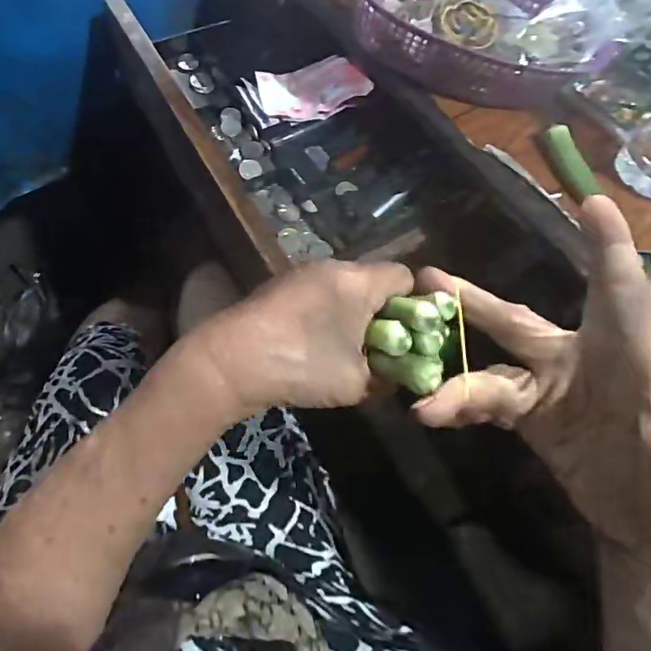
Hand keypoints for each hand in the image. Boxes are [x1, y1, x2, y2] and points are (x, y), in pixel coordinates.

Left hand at [183, 259, 412, 418]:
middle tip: (390, 350)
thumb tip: (394, 371)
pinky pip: (318, 296)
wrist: (231, 360)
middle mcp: (329, 268)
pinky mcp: (278, 289)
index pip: (405, 276)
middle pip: (373, 282)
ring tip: (354, 353)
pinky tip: (321, 347)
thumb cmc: (302, 365)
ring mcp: (299, 275)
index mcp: (356, 280)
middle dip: (386, 314)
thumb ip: (387, 374)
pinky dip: (328, 316)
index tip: (419, 337)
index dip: (418, 305)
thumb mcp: (357, 382)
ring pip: (343, 290)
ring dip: (354, 316)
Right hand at [412, 196, 650, 587]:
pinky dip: (455, 405)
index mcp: (636, 364)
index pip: (622, 298)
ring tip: (422, 392)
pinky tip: (431, 414)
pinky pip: (483, 401)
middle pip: (521, 321)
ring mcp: (552, 390)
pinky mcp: (532, 419)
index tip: (595, 203)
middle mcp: (585, 363)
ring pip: (490, 364)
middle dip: (476, 300)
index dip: (608, 250)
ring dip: (453, 371)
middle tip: (430, 277)